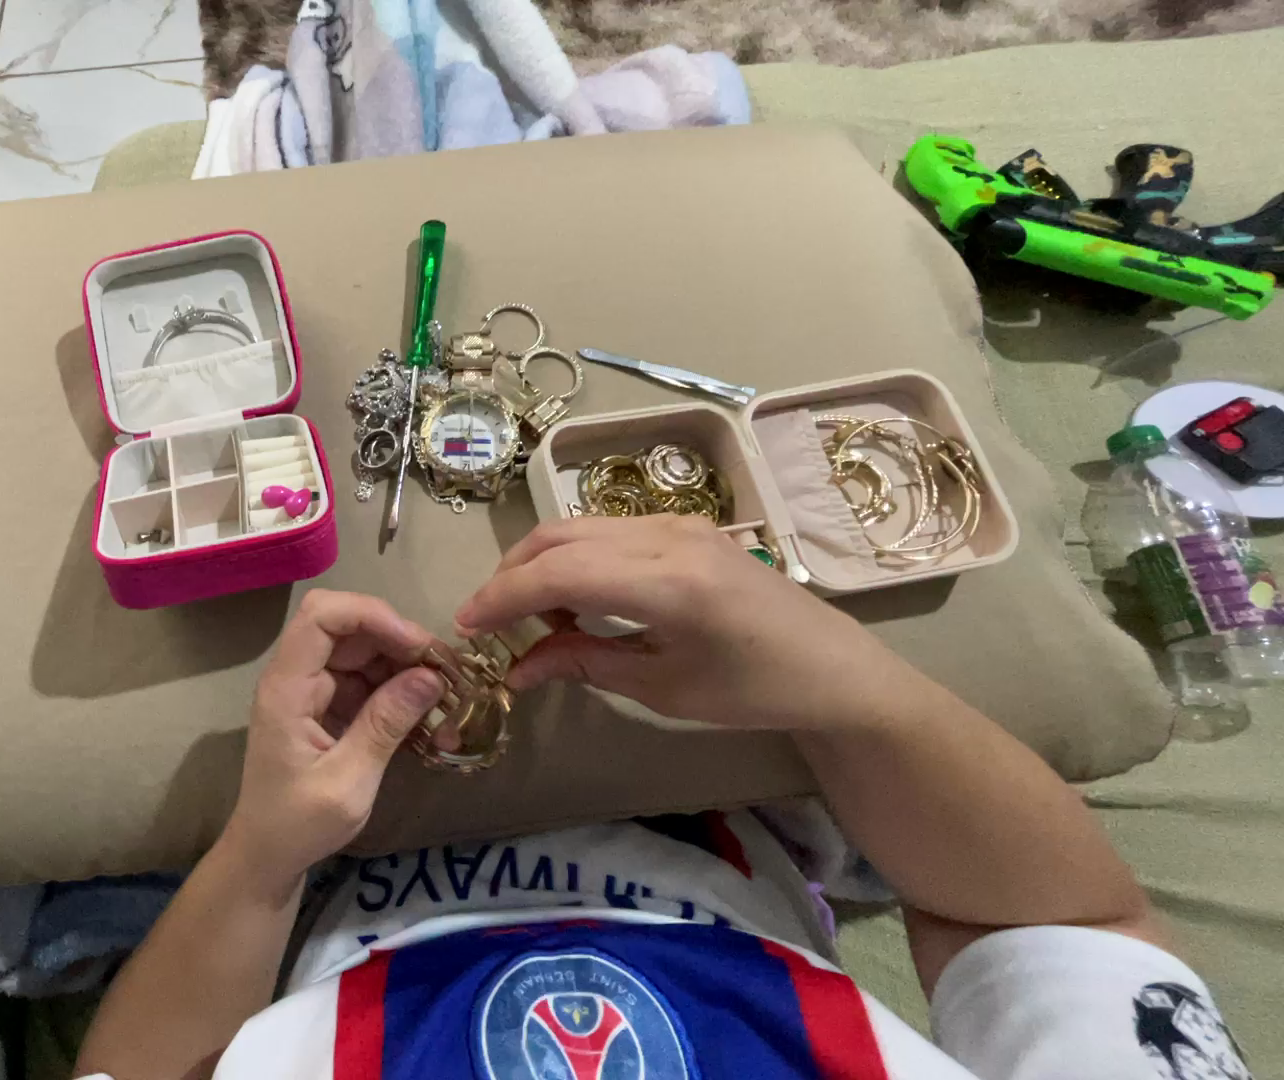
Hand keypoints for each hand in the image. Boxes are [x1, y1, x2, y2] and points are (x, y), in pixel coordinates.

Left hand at [218, 590, 444, 898]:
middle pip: (348, 626)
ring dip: (405, 665)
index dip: (371, 615)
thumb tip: (431, 677)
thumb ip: (386, 726)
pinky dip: (398, 688)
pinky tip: (427, 714)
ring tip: (444, 697)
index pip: (321, 615)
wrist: (267, 853)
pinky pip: (367, 676)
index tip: (416, 645)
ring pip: (363, 649)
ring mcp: (312, 687)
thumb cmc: (298, 824)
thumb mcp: (348, 783)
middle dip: (399, 640)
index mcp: (287, 688)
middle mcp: (296, 676)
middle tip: (445, 672)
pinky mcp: (328, 702)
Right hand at [454, 516, 933, 731]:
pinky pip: (601, 530)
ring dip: (536, 565)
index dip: (502, 597)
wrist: (837, 669)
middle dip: (509, 577)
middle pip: (556, 538)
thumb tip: (513, 670)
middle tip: (487, 622)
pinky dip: (569, 558)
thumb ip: (581, 665)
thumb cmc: (754, 691)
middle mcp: (667, 536)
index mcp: (670, 583)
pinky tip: (572, 598)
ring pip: (574, 527)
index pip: (558, 575)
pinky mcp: (679, 524)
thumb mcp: (661, 688)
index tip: (465, 627)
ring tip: (528, 617)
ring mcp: (675, 522)